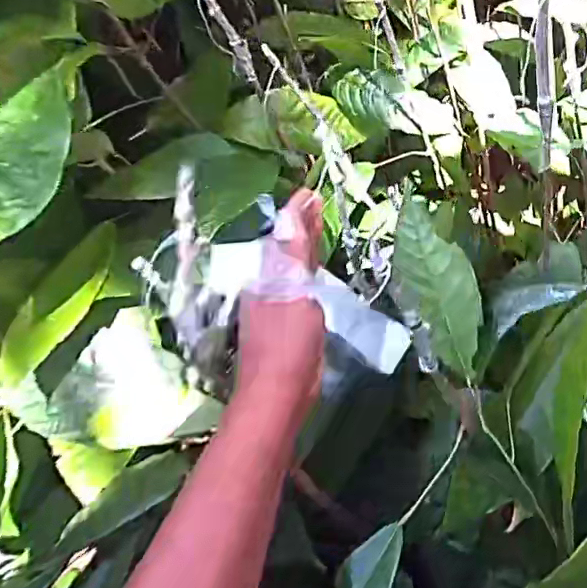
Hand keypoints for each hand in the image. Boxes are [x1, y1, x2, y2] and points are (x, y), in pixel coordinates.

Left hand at [233, 190, 324, 421]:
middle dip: (301, 225)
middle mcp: (267, 286)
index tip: (311, 193)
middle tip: (317, 203)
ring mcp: (276, 304)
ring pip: (292, 264)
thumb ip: (293, 255)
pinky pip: (299, 282)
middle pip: (286, 248)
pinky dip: (309, 265)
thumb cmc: (288, 342)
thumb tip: (289, 215)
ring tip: (320, 224)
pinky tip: (317, 266)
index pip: (282, 235)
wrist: (279, 395)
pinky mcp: (290, 320)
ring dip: (305, 243)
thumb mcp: (294, 292)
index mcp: (266, 276)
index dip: (296, 213)